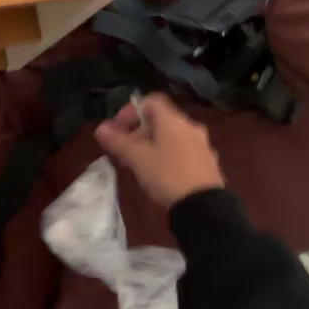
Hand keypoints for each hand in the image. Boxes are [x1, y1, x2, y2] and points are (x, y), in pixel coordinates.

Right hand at [94, 92, 224, 208]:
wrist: (205, 207)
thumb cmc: (167, 175)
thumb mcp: (136, 158)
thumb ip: (117, 141)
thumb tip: (100, 128)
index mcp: (173, 121)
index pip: (150, 101)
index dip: (130, 111)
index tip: (118, 129)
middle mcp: (190, 127)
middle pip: (160, 120)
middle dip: (139, 131)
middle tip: (126, 150)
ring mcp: (202, 145)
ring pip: (172, 136)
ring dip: (153, 144)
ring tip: (141, 164)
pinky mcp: (208, 163)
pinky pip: (183, 151)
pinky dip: (168, 155)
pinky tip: (161, 174)